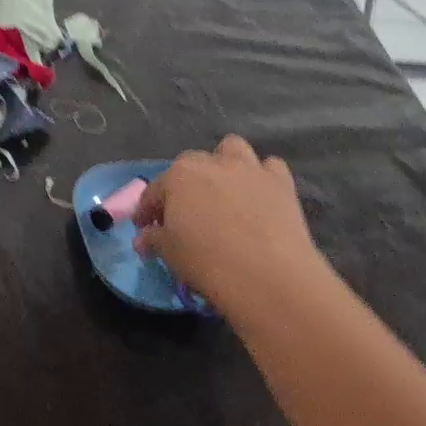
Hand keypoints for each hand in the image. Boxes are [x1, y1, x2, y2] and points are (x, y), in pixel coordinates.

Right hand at [134, 135, 332, 315]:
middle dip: (184, 185)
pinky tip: (258, 196)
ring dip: (224, 164)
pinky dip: (261, 177)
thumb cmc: (208, 263)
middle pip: (191, 165)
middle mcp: (212, 163)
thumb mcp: (170, 254)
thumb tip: (145, 238)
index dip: (147, 210)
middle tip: (184, 215)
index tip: (145, 227)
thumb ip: (154, 239)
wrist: (268, 277)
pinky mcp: (280, 182)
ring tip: (222, 191)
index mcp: (179, 177)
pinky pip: (269, 167)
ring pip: (232, 149)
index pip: (155, 191)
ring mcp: (249, 169)